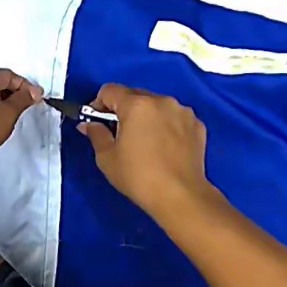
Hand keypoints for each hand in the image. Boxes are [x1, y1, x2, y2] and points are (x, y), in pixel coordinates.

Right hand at [79, 83, 217, 218]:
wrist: (181, 196)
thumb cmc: (138, 176)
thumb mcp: (107, 157)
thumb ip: (96, 134)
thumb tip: (89, 125)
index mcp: (136, 105)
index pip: (110, 90)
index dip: (99, 103)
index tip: (97, 121)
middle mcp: (161, 100)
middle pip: (135, 95)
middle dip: (123, 109)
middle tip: (120, 133)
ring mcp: (183, 111)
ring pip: (156, 105)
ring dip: (146, 115)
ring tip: (145, 140)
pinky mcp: (197, 125)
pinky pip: (174, 117)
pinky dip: (166, 124)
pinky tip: (164, 145)